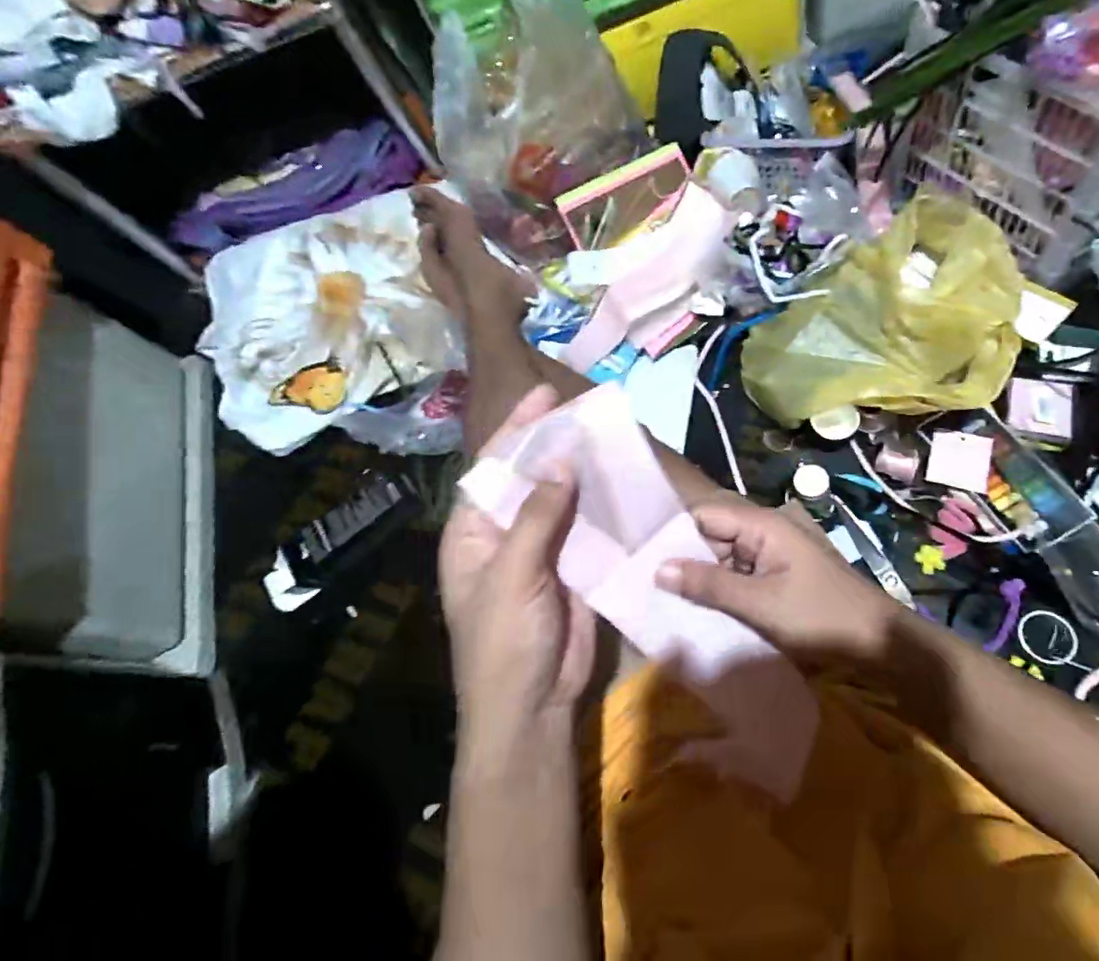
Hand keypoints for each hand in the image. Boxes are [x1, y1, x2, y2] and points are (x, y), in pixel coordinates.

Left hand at [440, 386, 594, 748]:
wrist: (532, 705)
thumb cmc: (502, 641)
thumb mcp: (511, 575)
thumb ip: (537, 516)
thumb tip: (562, 460)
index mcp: (474, 532)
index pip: (494, 468)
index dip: (518, 430)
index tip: (544, 394)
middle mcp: (506, 534)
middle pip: (532, 478)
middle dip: (554, 444)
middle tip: (585, 408)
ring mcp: (544, 551)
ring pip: (564, 500)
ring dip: (584, 471)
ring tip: (610, 435)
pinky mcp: (576, 567)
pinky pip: (589, 527)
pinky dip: (604, 505)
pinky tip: (624, 480)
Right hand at [655, 502, 901, 666]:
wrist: (878, 640)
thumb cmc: (819, 617)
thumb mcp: (759, 604)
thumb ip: (709, 584)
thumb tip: (658, 567)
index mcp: (764, 525)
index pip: (705, 515)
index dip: (674, 536)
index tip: (642, 561)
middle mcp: (768, 529)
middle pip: (714, 535)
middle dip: (687, 560)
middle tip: (650, 588)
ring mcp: (777, 552)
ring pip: (727, 556)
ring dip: (706, 578)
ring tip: (670, 601)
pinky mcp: (783, 573)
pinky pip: (744, 573)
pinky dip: (726, 588)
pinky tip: (706, 608)